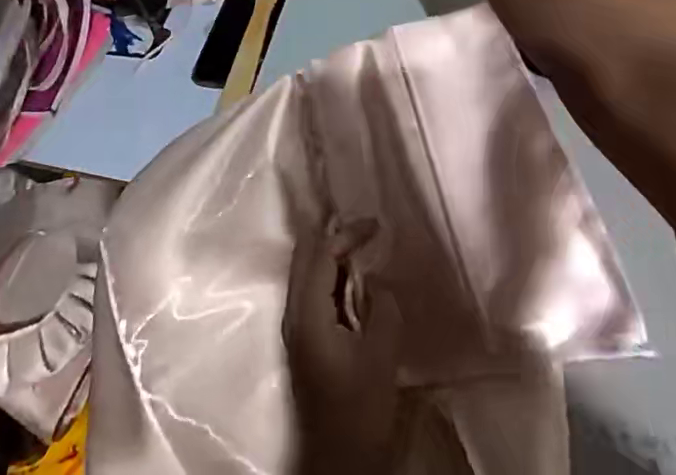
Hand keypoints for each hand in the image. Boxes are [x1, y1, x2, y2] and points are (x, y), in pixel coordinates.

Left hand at [284, 217, 401, 474]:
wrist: (336, 460)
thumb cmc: (358, 408)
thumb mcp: (381, 353)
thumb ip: (382, 306)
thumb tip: (376, 280)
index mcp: (307, 314)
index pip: (320, 255)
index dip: (346, 233)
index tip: (376, 226)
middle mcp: (293, 316)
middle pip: (304, 258)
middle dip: (331, 235)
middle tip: (363, 224)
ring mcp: (295, 329)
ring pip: (306, 274)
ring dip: (330, 254)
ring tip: (361, 241)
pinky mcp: (304, 341)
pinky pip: (312, 292)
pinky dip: (331, 274)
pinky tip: (353, 276)